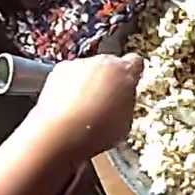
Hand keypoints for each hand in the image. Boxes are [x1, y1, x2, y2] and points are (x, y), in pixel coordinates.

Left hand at [23, 54, 143, 162]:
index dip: (131, 73)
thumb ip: (126, 102)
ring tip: (82, 108)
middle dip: (107, 79)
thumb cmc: (98, 131)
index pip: (135, 62)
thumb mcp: (126, 121)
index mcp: (125, 72)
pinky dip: (68, 85)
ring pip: (87, 69)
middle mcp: (103, 62)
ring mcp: (80, 64)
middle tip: (102, 102)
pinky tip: (68, 105)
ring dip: (86, 82)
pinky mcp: (60, 70)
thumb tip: (121, 101)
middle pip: (109, 65)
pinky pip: (68, 74)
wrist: (64, 132)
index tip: (128, 82)